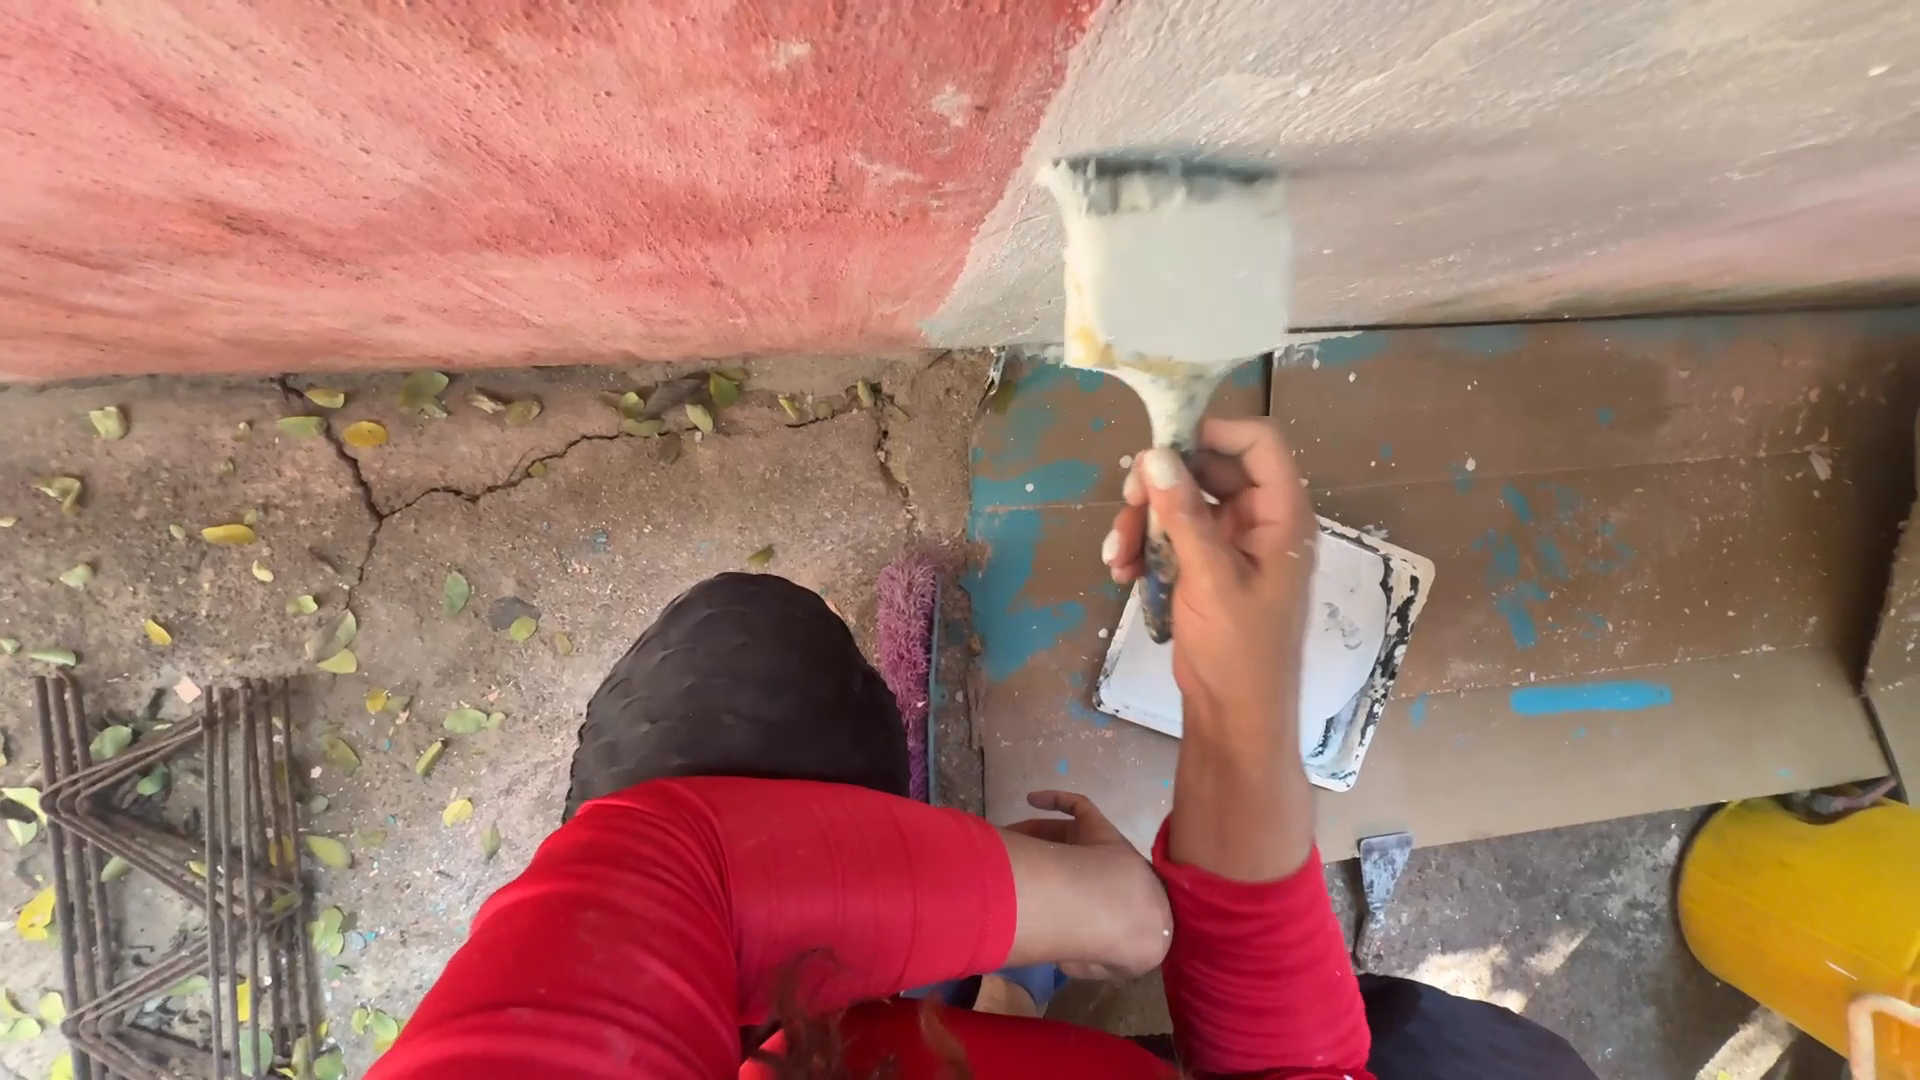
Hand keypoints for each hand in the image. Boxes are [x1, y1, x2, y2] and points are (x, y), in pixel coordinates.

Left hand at [999, 791, 1169, 978]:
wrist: (1131, 916)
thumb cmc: (1108, 938)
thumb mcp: (1088, 960)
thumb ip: (1075, 956)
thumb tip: (1061, 956)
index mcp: (1097, 904)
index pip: (1069, 891)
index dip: (1047, 890)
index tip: (1022, 891)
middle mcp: (1101, 872)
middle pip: (1065, 858)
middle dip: (1039, 858)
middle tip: (1010, 858)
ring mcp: (1101, 849)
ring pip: (1067, 834)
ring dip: (1040, 833)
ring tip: (1010, 834)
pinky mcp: (1100, 826)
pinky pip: (1079, 805)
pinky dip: (1058, 798)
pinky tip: (1032, 799)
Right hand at [1102, 419, 1317, 736]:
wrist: (1232, 711)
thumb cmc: (1239, 648)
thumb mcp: (1211, 577)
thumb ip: (1184, 514)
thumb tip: (1154, 456)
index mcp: (1281, 516)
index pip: (1259, 445)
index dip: (1215, 432)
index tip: (1164, 444)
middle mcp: (1257, 520)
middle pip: (1207, 471)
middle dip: (1161, 486)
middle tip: (1126, 502)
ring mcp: (1227, 543)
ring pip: (1179, 503)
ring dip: (1142, 522)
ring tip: (1116, 555)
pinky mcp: (1202, 564)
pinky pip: (1169, 535)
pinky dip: (1143, 546)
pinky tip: (1122, 571)